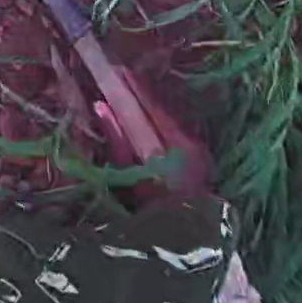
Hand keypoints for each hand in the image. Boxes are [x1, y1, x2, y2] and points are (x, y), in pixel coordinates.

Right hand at [95, 67, 212, 204]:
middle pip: (156, 106)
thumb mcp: (128, 180)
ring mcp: (196, 145)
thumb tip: (101, 105)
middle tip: (117, 68)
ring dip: (146, 95)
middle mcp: (184, 144)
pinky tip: (145, 102)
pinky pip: (174, 120)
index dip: (127, 88)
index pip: (141, 110)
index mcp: (164, 154)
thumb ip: (117, 141)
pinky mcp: (200, 148)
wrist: (193, 234)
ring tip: (127, 80)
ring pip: (166, 111)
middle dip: (136, 87)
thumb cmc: (152, 213)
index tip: (112, 69)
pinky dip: (157, 109)